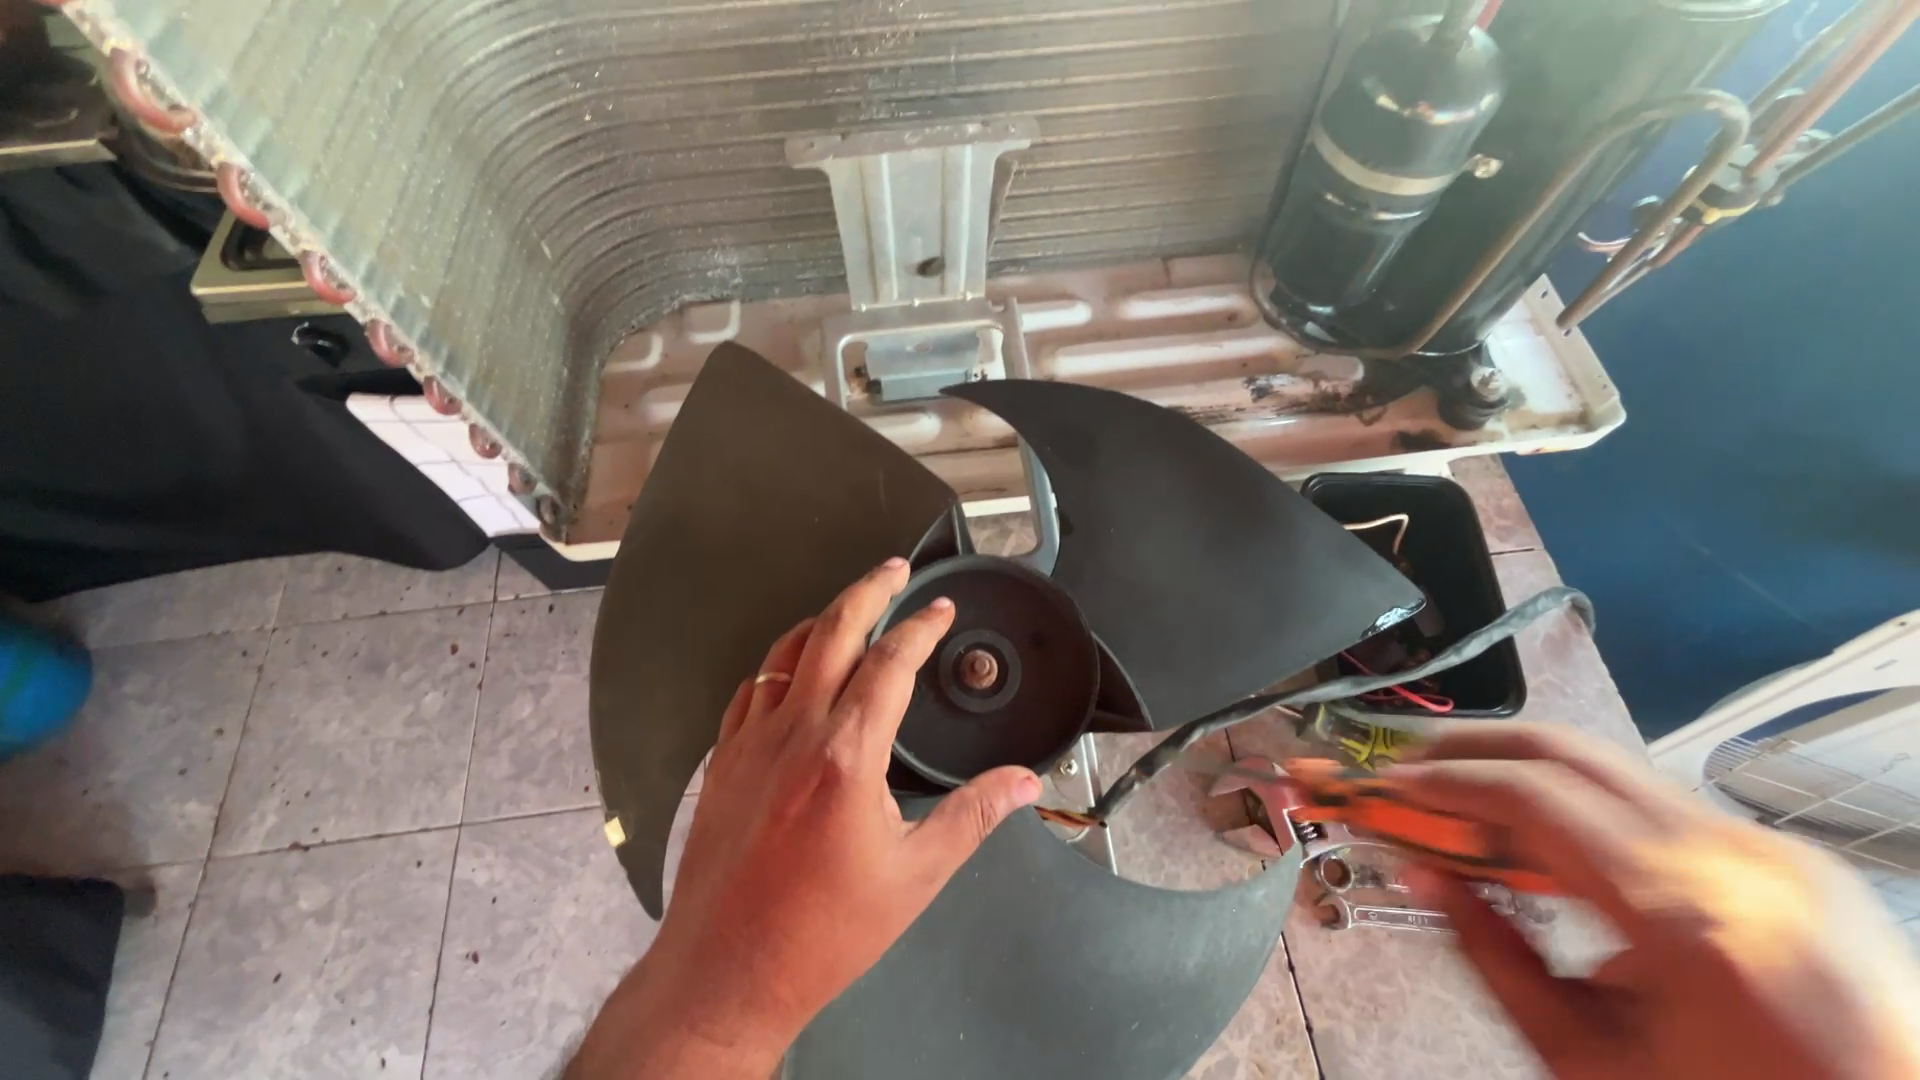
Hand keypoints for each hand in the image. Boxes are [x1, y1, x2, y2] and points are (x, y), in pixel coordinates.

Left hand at [569, 557, 1043, 1079]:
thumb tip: (1023, 783)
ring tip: (851, 607)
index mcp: (847, 754)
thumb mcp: (915, 876)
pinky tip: (791, 671)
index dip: (921, 627)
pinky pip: (750, 690)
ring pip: (785, 652)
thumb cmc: (822, 931)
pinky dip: (777, 665)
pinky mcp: (723, 762)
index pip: (890, 663)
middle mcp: (794, 733)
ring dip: (821, 620)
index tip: (940, 609)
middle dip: (868, 590)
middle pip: (832, 632)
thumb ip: (973, 816)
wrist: (725, 973)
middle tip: (894, 570)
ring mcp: (750, 743)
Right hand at [1392, 724, 1919, 1079]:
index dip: (1442, 781)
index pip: (1531, 794)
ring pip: (1607, 770)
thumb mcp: (1587, 1059)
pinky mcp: (1789, 858)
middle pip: (1567, 752)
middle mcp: (1739, 858)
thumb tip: (1421, 873)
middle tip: (1411, 772)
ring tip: (1463, 806)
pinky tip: (1544, 844)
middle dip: (1470, 751)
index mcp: (1689, 916)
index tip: (1387, 787)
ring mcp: (1774, 851)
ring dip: (1521, 776)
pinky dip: (1578, 808)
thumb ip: (1491, 954)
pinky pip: (1653, 806)